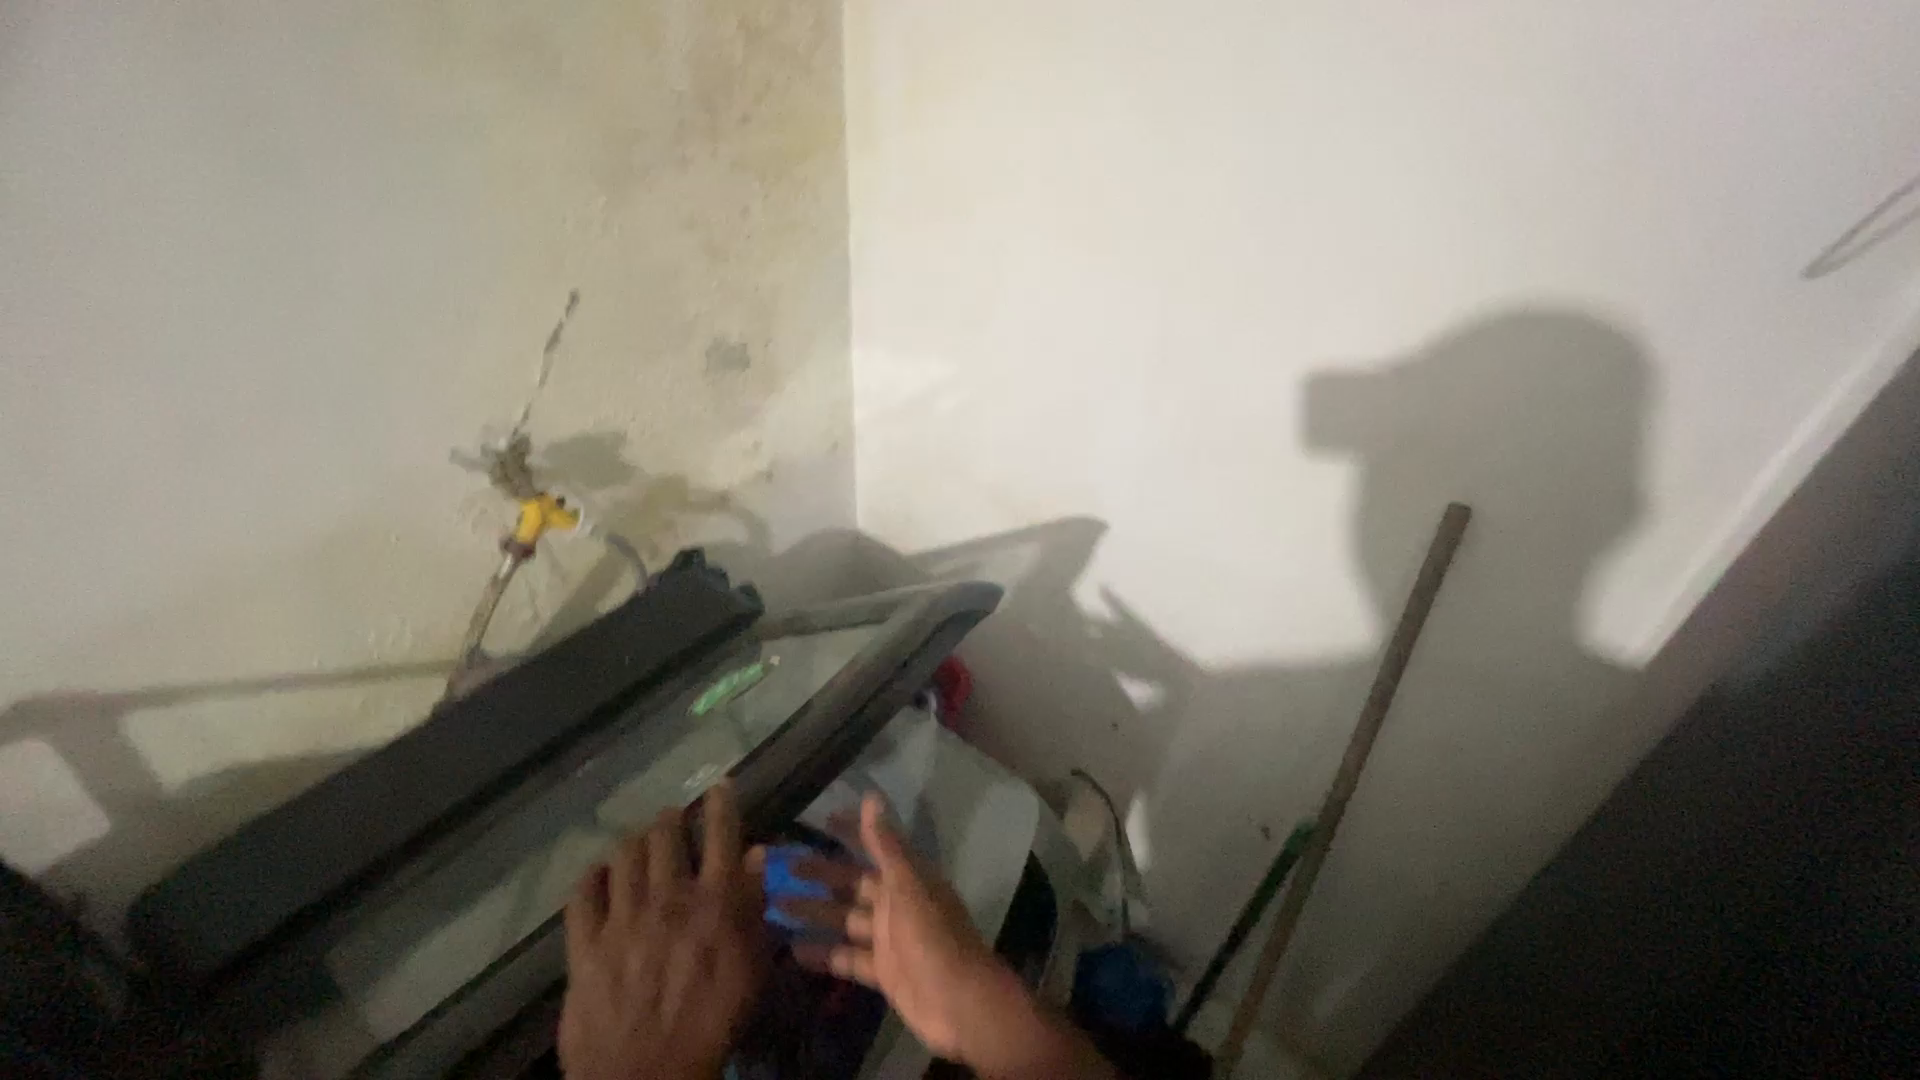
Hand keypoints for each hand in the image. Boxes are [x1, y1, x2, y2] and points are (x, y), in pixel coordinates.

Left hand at [558, 780, 767, 1079]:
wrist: (648, 1075)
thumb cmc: (714, 1023)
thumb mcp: (753, 966)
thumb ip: (754, 907)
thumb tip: (755, 856)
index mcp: (713, 901)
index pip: (720, 834)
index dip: (721, 804)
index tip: (720, 785)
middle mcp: (667, 897)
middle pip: (665, 837)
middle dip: (670, 819)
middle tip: (673, 818)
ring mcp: (622, 919)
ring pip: (624, 857)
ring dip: (634, 842)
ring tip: (638, 841)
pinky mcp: (585, 946)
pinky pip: (581, 896)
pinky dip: (591, 878)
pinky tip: (598, 874)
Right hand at [782, 793, 1010, 1060]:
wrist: (959, 1003)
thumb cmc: (934, 937)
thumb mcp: (907, 886)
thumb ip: (886, 845)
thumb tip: (871, 798)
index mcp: (907, 878)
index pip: (875, 846)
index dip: (852, 833)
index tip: (822, 821)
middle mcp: (896, 903)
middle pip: (853, 884)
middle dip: (821, 875)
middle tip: (783, 868)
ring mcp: (889, 939)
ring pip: (845, 920)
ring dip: (814, 913)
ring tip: (775, 907)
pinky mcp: (882, 972)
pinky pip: (847, 958)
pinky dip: (823, 954)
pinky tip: (794, 950)